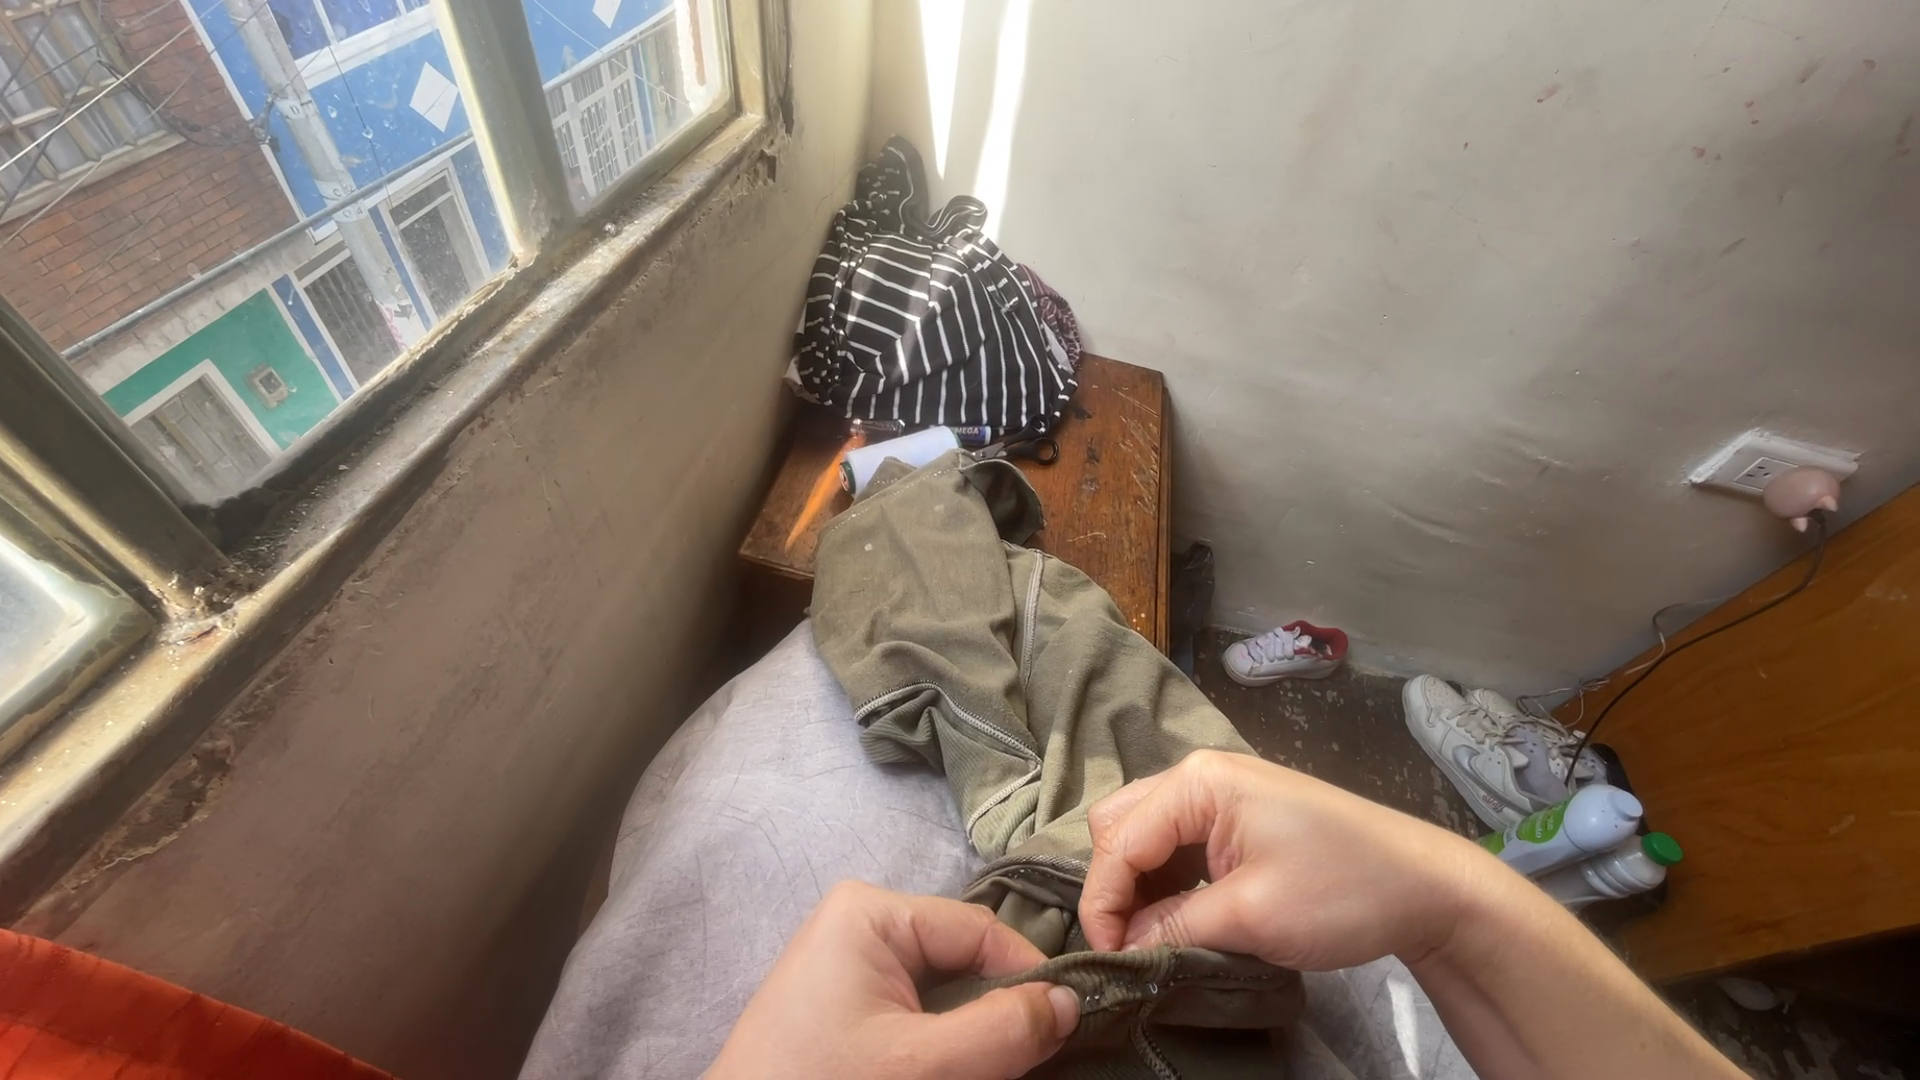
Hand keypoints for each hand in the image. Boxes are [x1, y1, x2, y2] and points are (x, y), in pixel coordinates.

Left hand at [708, 881, 1079, 1079]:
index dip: (1028, 973)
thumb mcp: (922, 1065)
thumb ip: (1003, 1031)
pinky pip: (912, 1005)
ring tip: (1001, 1062)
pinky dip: (942, 1037)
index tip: (1073, 1020)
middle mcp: (860, 918)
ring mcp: (848, 957)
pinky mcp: (841, 997)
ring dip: (974, 1027)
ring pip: (940, 985)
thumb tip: (1072, 1000)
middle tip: (1038, 1052)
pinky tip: (957, 1065)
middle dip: (998, 1005)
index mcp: (873, 910)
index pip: (976, 929)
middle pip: (959, 956)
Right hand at [1080, 750, 1489, 970]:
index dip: (1103, 899)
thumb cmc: (1342, 891)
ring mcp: (1216, 793)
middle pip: (1120, 823)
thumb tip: (1122, 950)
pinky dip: (1162, 879)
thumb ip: (1175, 927)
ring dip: (1135, 883)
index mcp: (1197, 782)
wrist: (1429, 887)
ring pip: (1143, 832)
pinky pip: (1174, 842)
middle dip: (1112, 884)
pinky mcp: (1232, 817)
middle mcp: (1197, 776)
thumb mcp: (1253, 916)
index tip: (1107, 957)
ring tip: (1145, 936)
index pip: (1120, 838)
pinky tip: (1172, 914)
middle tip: (1123, 943)